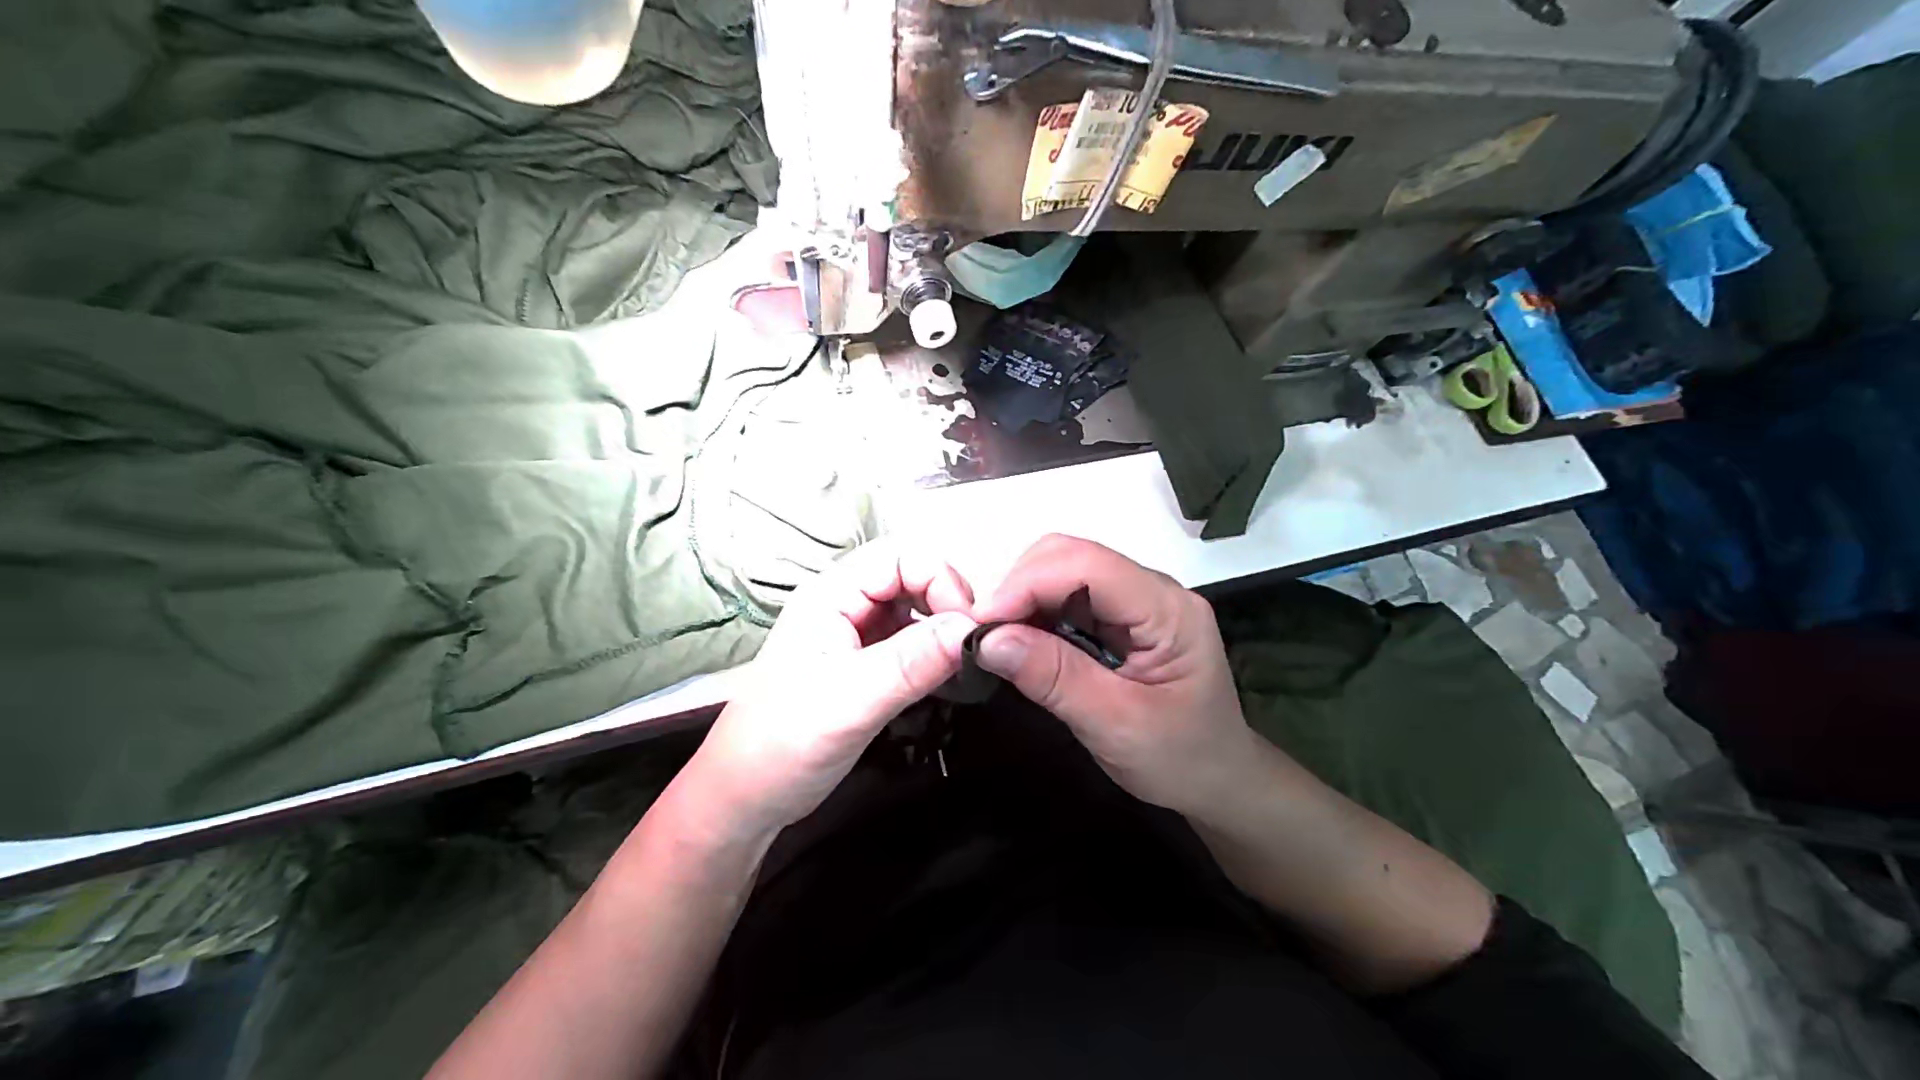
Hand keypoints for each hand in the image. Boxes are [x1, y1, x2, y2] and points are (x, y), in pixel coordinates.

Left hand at [689, 540, 976, 837]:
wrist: (746, 799)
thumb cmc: (782, 743)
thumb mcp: (851, 700)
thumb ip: (913, 662)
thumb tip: (972, 629)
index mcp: (830, 596)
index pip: (899, 556)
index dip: (940, 578)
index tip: (966, 624)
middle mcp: (846, 606)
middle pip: (912, 578)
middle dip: (948, 602)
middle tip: (973, 644)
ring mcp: (857, 636)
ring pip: (916, 612)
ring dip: (945, 630)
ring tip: (968, 663)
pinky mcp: (868, 667)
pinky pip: (913, 645)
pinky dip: (937, 655)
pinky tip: (953, 678)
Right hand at [972, 534, 1262, 816]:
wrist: (1217, 781)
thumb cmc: (1180, 759)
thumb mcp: (1116, 727)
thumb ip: (1055, 679)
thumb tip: (988, 640)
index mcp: (1168, 610)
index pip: (1089, 566)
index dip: (1028, 583)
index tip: (981, 624)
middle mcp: (1151, 590)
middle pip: (1070, 556)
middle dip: (1019, 587)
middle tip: (983, 636)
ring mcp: (1133, 600)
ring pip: (1061, 570)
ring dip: (1021, 600)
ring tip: (995, 642)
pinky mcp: (1116, 617)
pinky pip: (1063, 597)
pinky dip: (1031, 614)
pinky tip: (1018, 644)